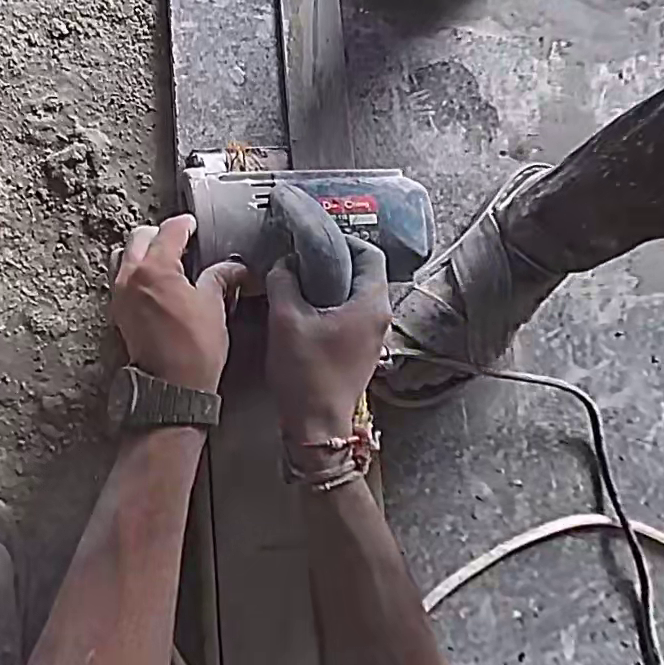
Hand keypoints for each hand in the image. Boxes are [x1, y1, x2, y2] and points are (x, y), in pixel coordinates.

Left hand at [109, 216, 248, 391]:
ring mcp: (120, 295)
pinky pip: (122, 279)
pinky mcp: (119, 313)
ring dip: (143, 252)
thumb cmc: (194, 349)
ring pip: (125, 257)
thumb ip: (219, 278)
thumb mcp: (213, 306)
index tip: (194, 225)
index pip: (169, 231)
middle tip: (182, 242)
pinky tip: (156, 285)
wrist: (171, 388)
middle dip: (161, 235)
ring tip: (166, 262)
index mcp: (155, 269)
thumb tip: (232, 268)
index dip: (185, 225)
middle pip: (139, 237)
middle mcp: (131, 277)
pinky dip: (136, 273)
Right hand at [266, 235, 390, 442]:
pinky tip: (302, 308)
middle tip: (299, 257)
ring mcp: (373, 336)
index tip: (313, 238)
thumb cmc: (305, 371)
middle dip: (332, 260)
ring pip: (354, 295)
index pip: (369, 253)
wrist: (316, 425)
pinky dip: (329, 304)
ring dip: (328, 284)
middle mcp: (380, 317)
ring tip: (296, 280)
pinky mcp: (360, 350)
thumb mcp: (285, 319)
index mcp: (371, 304)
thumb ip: (283, 282)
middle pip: (362, 273)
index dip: (342, 239)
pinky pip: (348, 315)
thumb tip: (284, 264)